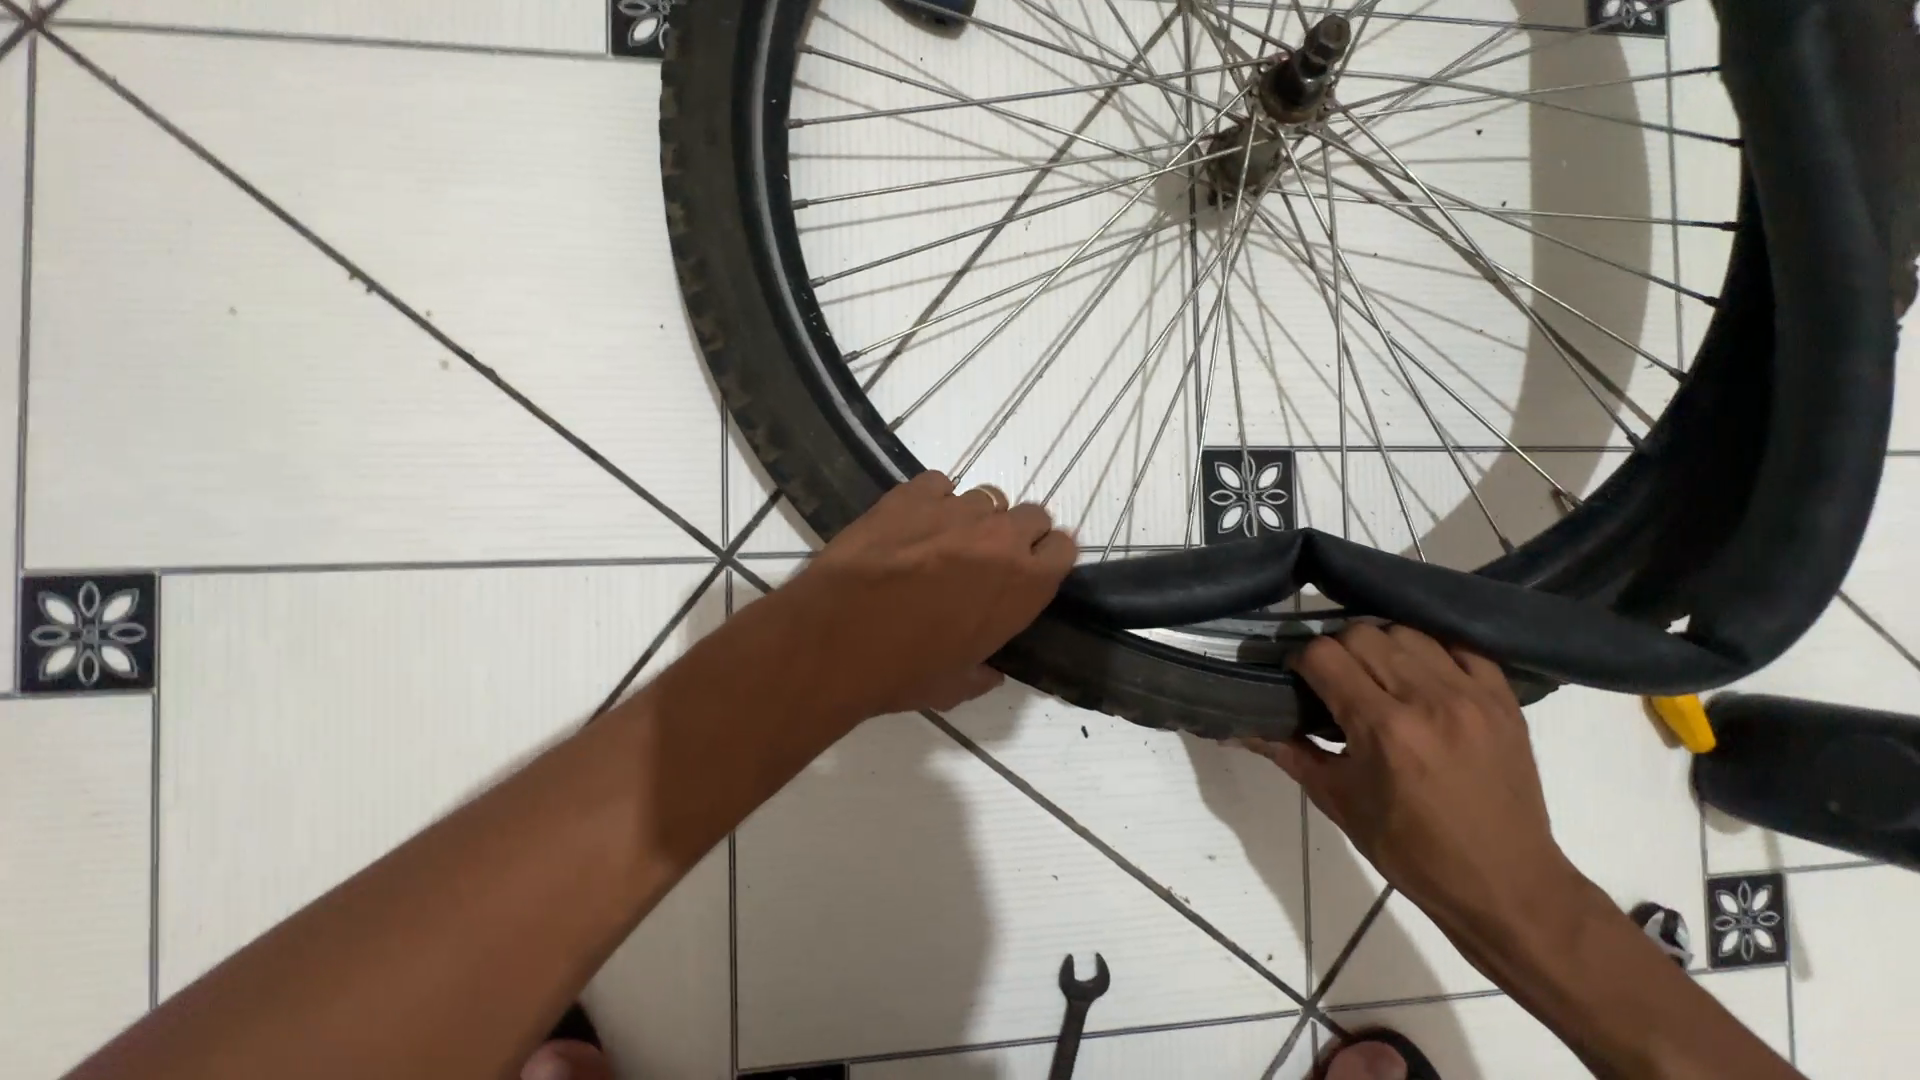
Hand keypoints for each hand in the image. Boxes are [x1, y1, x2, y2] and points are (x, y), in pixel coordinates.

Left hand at [766, 471, 1076, 719]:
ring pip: (985, 497)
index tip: (1028, 570)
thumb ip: (983, 672)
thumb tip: (990, 671)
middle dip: (1016, 533)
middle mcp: (1001, 539)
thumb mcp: (955, 686)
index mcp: (1024, 585)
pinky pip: (938, 484)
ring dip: (972, 518)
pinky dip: (931, 501)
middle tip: (986, 557)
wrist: (837, 639)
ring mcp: (956, 510)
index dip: (1046, 557)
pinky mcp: (913, 494)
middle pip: (1032, 515)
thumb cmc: (903, 671)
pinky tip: (910, 525)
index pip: (1064, 547)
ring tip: (941, 542)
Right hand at [1246, 624, 1579, 925]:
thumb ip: (1291, 753)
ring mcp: (1472, 695)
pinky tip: (1424, 677)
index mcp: (1383, 728)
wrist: (1504, 883)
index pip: (1323, 656)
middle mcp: (1428, 699)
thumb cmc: (1410, 850)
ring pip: (1408, 631)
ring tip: (1380, 677)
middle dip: (1338, 651)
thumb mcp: (1339, 802)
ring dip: (1383, 646)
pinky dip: (1433, 652)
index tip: (1300, 681)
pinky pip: (1460, 646)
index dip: (1301, 662)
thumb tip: (1241, 728)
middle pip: (1362, 634)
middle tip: (1336, 681)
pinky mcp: (1504, 699)